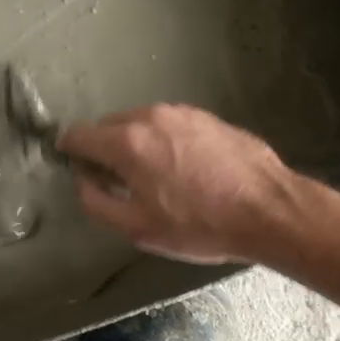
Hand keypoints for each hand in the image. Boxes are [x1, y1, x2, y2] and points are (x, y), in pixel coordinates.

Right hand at [59, 105, 299, 265]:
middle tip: (118, 180)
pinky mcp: (205, 115)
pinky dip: (162, 139)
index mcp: (126, 142)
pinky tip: (184, 167)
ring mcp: (179, 112)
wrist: (270, 209)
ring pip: (139, 121)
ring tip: (154, 175)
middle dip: (104, 148)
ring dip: (134, 142)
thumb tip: (83, 182)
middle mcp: (148, 116)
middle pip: (108, 125)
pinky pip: (168, 123)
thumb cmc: (200, 225)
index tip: (73, 164)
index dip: (69, 149)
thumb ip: (98, 203)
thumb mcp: (139, 229)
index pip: (79, 134)